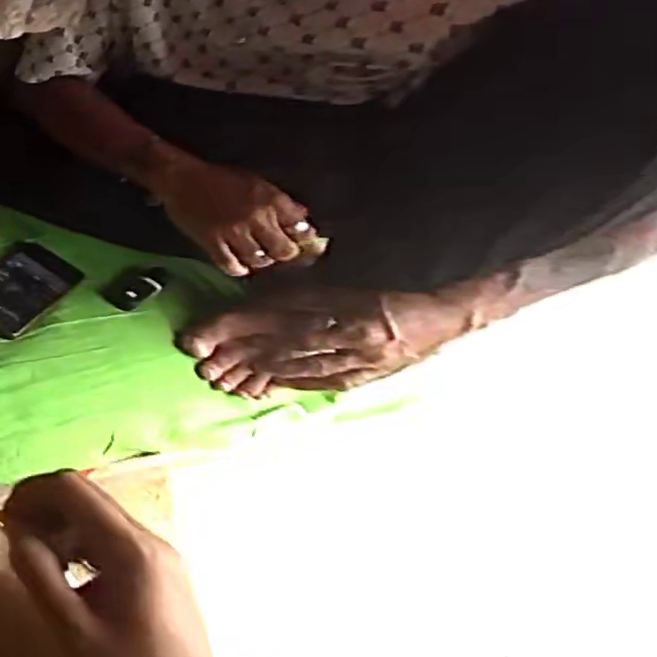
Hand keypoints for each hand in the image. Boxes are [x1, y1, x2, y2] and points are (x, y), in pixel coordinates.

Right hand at [5, 472, 234, 656]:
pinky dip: (78, 543)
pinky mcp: (161, 577)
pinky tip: (64, 572)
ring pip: (95, 515)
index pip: (70, 488)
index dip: (29, 492)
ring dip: (58, 524)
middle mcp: (151, 543)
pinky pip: (110, 540)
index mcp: (133, 550)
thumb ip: (37, 572)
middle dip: (42, 506)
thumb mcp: (74, 631)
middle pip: (84, 495)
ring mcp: (160, 559)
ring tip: (35, 557)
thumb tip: (12, 529)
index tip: (3, 516)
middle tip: (13, 534)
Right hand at [150, 158, 321, 276]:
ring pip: (258, 259)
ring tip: (255, 257)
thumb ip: (279, 202)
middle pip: (284, 250)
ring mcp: (233, 231)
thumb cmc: (218, 177)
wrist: (181, 178)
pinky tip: (238, 267)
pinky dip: (237, 268)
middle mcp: (256, 218)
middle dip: (283, 254)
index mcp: (271, 200)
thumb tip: (301, 219)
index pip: (301, 229)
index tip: (299, 242)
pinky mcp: (211, 240)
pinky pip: (229, 263)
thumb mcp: (255, 182)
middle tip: (276, 252)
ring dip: (259, 261)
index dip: (304, 239)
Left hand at [181, 286, 479, 393]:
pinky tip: (264, 385)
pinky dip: (292, 381)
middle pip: (277, 344)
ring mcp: (370, 355)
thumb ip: (294, 285)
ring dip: (255, 373)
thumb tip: (244, 301)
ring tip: (222, 379)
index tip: (194, 337)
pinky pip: (328, 380)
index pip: (267, 313)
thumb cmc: (391, 274)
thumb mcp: (338, 270)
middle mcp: (354, 331)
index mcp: (341, 297)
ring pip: (300, 365)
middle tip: (199, 365)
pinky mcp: (381, 371)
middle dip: (233, 355)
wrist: (462, 299)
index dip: (226, 326)